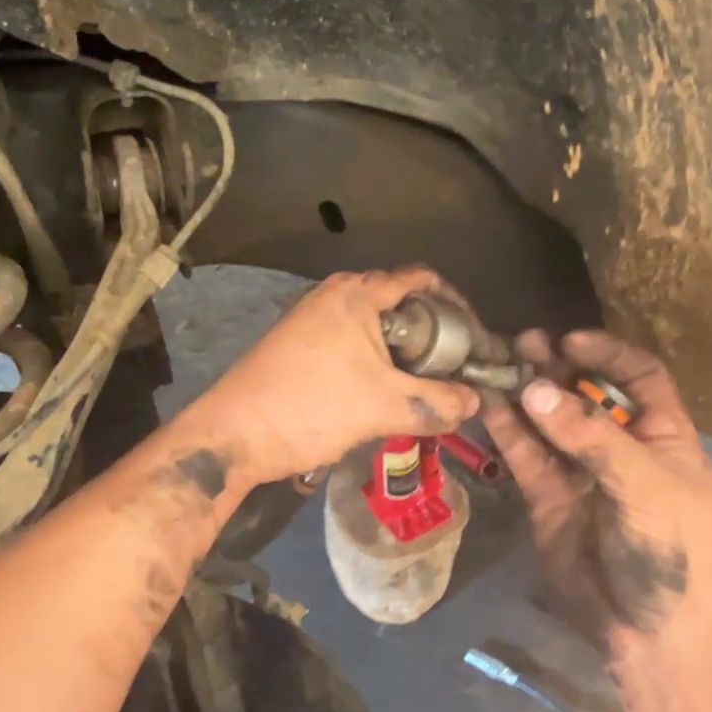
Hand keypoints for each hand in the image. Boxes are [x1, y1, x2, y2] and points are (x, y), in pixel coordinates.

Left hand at [191, 268, 480, 485]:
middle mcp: (332, 294)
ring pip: (371, 325)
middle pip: (397, 301)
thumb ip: (439, 402)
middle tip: (453, 367)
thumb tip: (474, 401)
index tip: (474, 336)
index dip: (455, 303)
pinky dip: (372, 359)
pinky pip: (347, 341)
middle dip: (430, 332)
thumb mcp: (386, 407)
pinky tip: (382, 393)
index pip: (420, 278)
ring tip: (423, 386)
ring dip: (399, 351)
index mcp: (356, 293)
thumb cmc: (313, 406)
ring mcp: (309, 317)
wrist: (236, 433)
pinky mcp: (295, 342)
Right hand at [482, 329, 711, 662]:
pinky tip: (485, 403)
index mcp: (666, 439)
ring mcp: (582, 474)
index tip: (570, 341)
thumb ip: (589, 435)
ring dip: (524, 393)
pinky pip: (525, 455)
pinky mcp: (548, 500)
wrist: (658, 640)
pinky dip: (506, 428)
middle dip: (556, 367)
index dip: (609, 355)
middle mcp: (621, 449)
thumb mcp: (645, 485)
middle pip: (586, 394)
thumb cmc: (677, 553)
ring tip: (494, 363)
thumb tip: (533, 389)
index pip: (640, 379)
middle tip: (521, 343)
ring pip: (548, 422)